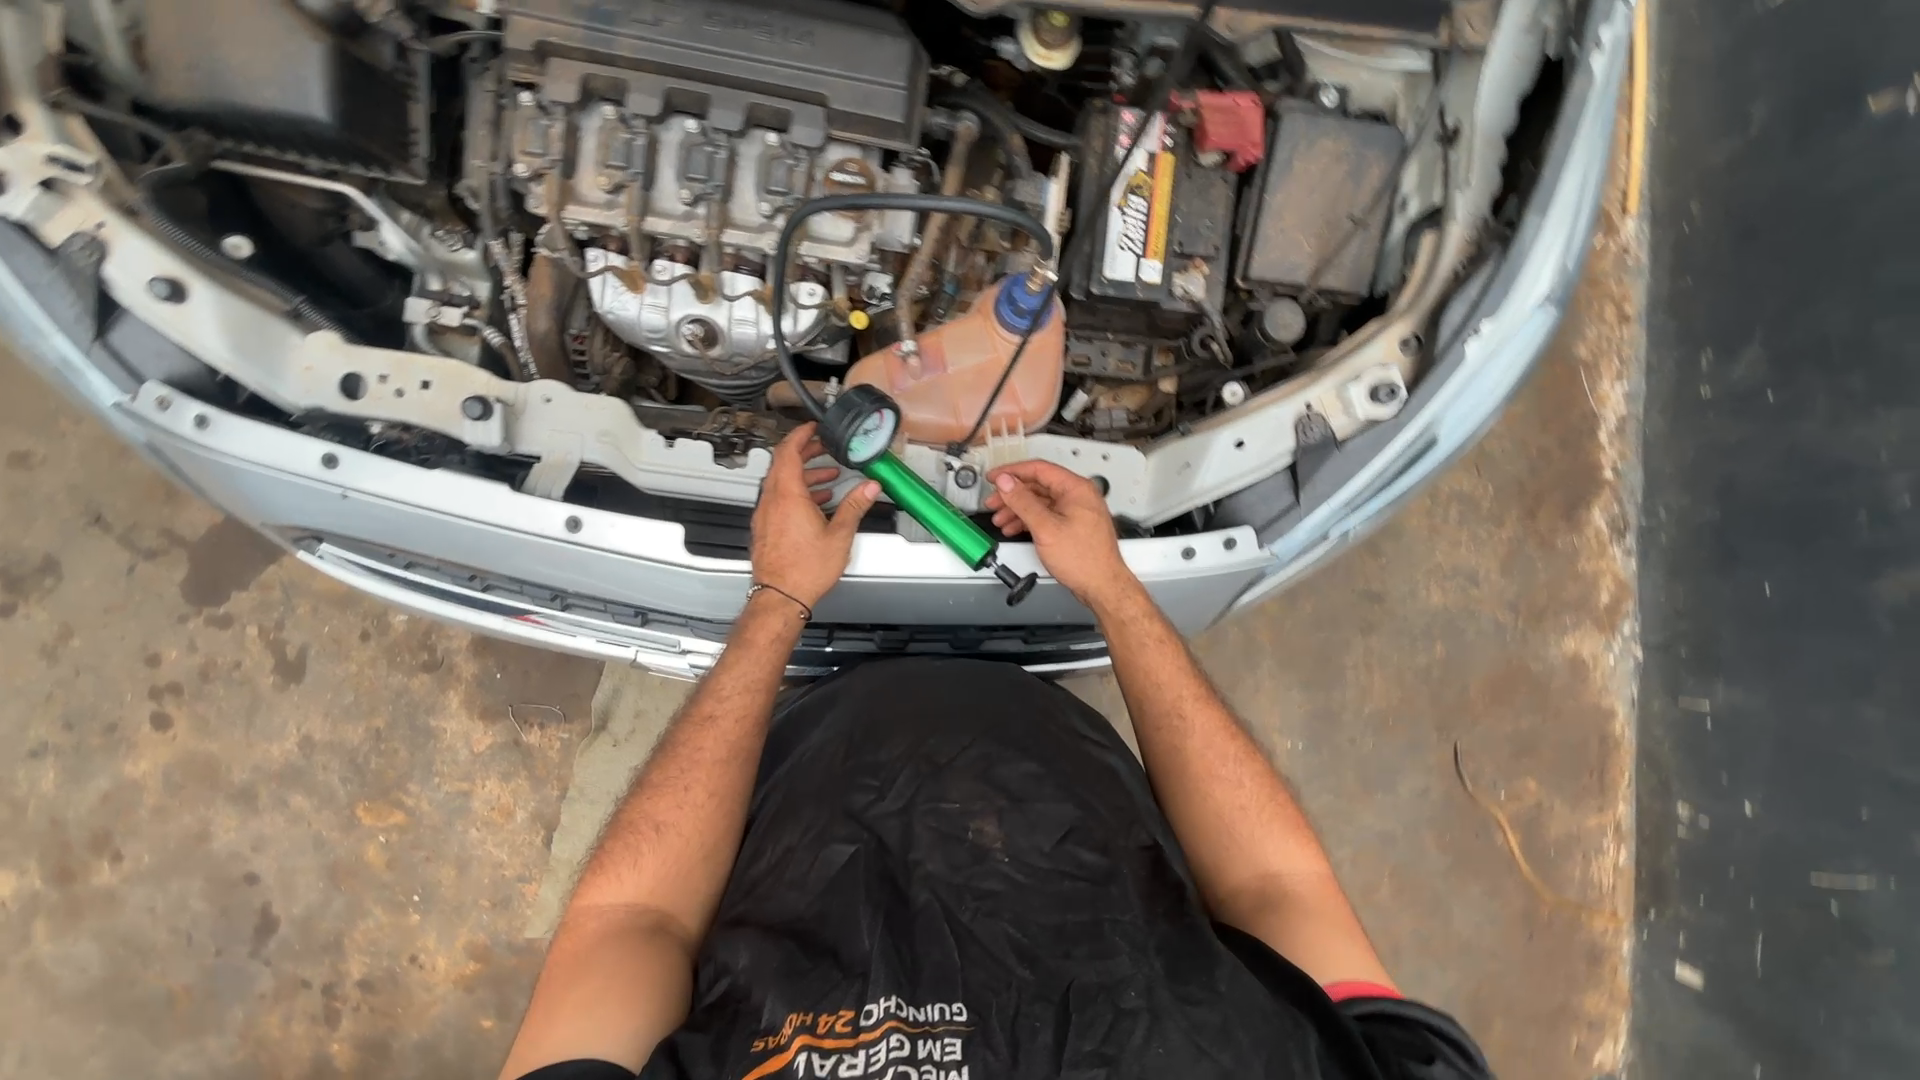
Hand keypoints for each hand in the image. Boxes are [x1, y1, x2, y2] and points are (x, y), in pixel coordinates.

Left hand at [750, 423, 881, 608]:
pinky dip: (796, 493)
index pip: (788, 451)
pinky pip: (778, 499)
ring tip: (827, 477)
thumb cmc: (803, 571)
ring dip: (803, 475)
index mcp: (788, 495)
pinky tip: (814, 504)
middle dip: (805, 453)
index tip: (812, 428)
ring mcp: (765, 515)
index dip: (801, 435)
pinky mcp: (765, 528)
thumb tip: (869, 488)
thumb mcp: (839, 535)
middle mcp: (771, 501)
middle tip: (822, 448)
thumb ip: (855, 506)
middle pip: (783, 464)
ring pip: (781, 482)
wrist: (781, 596)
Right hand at [984, 460, 1136, 608]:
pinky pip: (1047, 515)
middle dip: (1012, 495)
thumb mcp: (1045, 527)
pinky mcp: (1073, 525)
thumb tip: (1006, 482)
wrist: (1101, 586)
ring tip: (1001, 519)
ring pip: (1040, 502)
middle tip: (994, 502)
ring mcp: (1076, 511)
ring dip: (1018, 509)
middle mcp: (1078, 496)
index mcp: (1076, 489)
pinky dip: (1029, 520)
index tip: (995, 477)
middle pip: (1038, 486)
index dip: (1012, 472)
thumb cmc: (1085, 560)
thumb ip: (1023, 502)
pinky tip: (1016, 528)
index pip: (1038, 469)